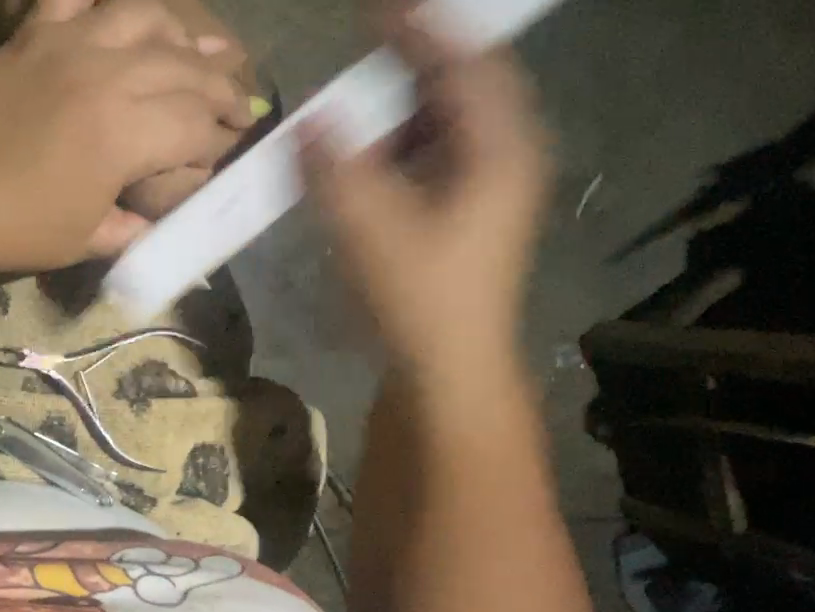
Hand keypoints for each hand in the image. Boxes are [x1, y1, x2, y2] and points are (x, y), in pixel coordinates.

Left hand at [0, 0, 252, 272]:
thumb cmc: (12, 230)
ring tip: (199, 52)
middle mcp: (108, 72)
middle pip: (185, 65)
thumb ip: (132, 227)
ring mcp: (71, 41)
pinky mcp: (36, 30)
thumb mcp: (82, 241)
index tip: (232, 147)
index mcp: (125, 133)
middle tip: (235, 101)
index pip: (195, 122)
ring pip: (148, 16)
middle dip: (219, 84)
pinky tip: (127, 14)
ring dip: (183, 32)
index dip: (220, 137)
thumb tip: (163, 225)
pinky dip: (110, 1)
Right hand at [303, 13, 549, 370]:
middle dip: (409, 69)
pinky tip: (365, 165)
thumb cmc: (418, 299)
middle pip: (460, 91)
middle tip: (361, 56)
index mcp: (498, 150)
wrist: (447, 372)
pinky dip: (398, 153)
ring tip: (354, 111)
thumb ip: (337, 169)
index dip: (420, 30)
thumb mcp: (370, 230)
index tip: (376, 8)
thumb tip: (311, 121)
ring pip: (445, 129)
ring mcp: (488, 192)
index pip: (464, 64)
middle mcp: (504, 160)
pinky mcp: (466, 222)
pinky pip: (434, 162)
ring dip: (399, 115)